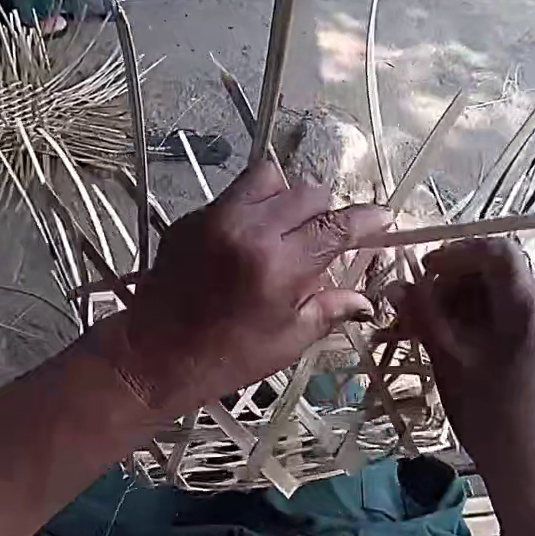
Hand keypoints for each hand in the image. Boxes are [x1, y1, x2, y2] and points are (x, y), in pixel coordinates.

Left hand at [95, 162, 389, 416]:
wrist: (152, 356)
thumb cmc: (227, 357)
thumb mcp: (287, 341)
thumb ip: (330, 309)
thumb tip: (366, 300)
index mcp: (277, 266)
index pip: (335, 227)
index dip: (367, 219)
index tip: (382, 218)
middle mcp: (249, 230)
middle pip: (308, 193)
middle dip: (326, 211)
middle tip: (324, 237)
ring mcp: (216, 217)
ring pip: (270, 177)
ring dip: (289, 196)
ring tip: (286, 227)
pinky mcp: (193, 216)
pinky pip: (236, 193)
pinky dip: (254, 205)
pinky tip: (249, 237)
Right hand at [385, 238, 534, 483]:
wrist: (533, 471)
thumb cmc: (491, 415)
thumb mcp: (450, 361)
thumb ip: (424, 316)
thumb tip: (395, 286)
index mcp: (529, 310)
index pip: (498, 252)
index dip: (458, 252)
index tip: (426, 271)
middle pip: (498, 274)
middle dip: (454, 282)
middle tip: (419, 305)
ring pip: (500, 297)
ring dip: (462, 302)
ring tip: (428, 327)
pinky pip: (509, 320)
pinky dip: (478, 321)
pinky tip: (452, 343)